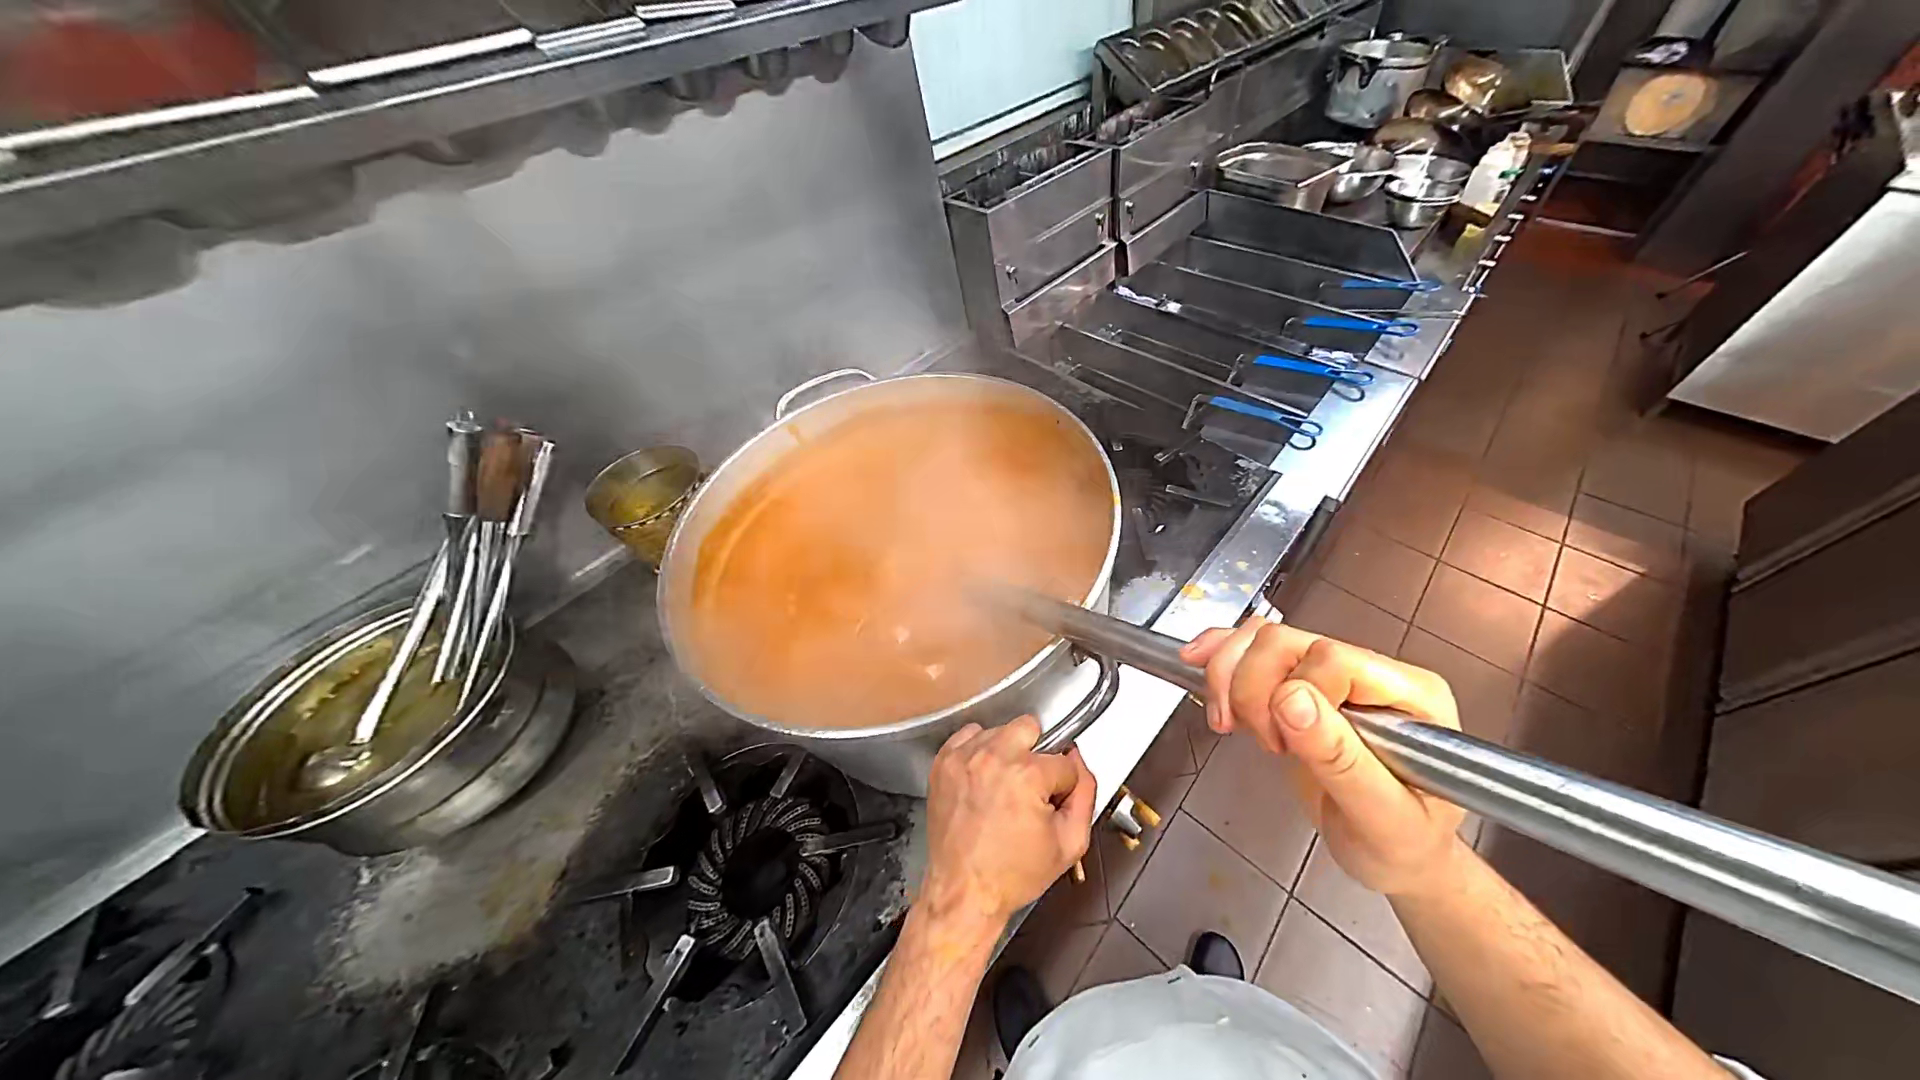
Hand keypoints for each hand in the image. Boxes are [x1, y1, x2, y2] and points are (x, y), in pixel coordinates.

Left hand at [921, 716, 1096, 930]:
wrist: (963, 892)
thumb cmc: (1009, 874)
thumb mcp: (1069, 844)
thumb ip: (1085, 795)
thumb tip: (1079, 764)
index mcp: (1028, 776)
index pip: (1063, 761)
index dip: (1064, 785)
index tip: (1053, 801)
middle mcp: (994, 759)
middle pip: (1031, 728)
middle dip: (1037, 756)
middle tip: (1030, 786)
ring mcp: (965, 758)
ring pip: (1000, 730)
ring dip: (1008, 752)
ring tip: (1004, 786)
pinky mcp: (944, 762)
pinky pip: (969, 735)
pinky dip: (979, 750)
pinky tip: (983, 777)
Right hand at [1181, 619, 1466, 898]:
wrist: (1391, 857)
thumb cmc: (1401, 845)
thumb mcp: (1382, 816)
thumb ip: (1339, 757)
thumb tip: (1291, 699)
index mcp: (1409, 694)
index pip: (1331, 658)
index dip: (1294, 692)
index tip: (1288, 743)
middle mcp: (1368, 673)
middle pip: (1285, 641)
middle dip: (1252, 688)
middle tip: (1266, 742)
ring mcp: (1328, 676)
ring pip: (1260, 640)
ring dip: (1227, 676)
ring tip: (1230, 723)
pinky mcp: (1294, 684)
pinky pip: (1250, 650)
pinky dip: (1219, 660)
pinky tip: (1199, 669)